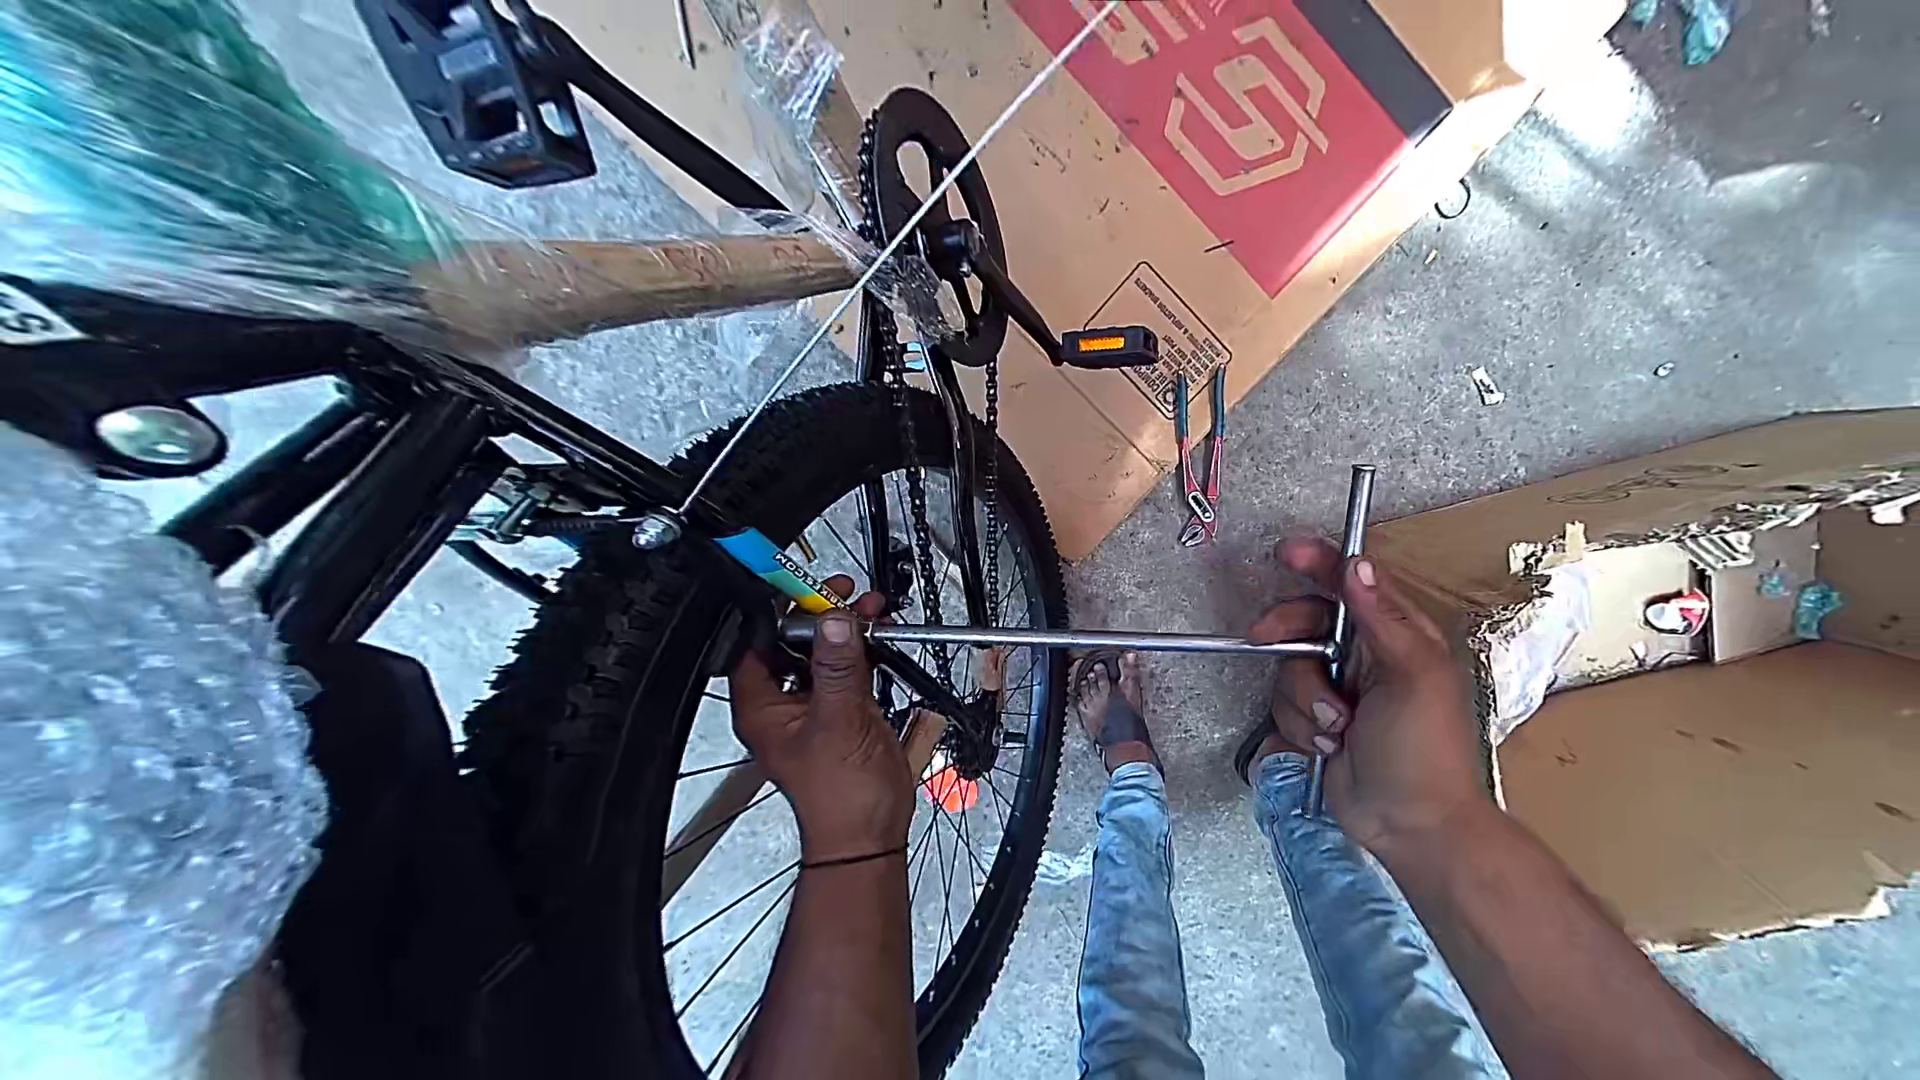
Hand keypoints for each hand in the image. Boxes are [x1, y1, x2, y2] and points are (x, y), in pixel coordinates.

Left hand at [729, 577, 914, 863]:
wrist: (872, 831)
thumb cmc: (840, 796)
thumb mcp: (838, 720)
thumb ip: (837, 667)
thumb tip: (834, 622)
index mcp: (763, 706)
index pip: (760, 643)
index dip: (782, 612)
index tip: (808, 590)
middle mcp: (784, 701)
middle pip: (796, 642)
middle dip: (823, 616)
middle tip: (845, 595)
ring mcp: (816, 703)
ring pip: (825, 651)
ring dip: (847, 629)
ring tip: (870, 610)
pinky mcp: (844, 707)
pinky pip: (849, 666)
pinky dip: (864, 648)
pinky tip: (880, 635)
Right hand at [1249, 537, 1489, 854]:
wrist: (1408, 824)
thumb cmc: (1425, 751)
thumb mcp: (1413, 677)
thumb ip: (1383, 618)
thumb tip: (1357, 565)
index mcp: (1394, 637)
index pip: (1351, 584)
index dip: (1318, 562)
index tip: (1286, 553)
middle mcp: (1360, 656)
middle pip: (1302, 620)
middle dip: (1284, 632)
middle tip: (1264, 636)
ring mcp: (1334, 688)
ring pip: (1287, 668)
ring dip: (1304, 699)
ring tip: (1337, 726)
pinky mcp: (1313, 718)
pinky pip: (1282, 704)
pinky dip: (1299, 725)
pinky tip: (1329, 745)